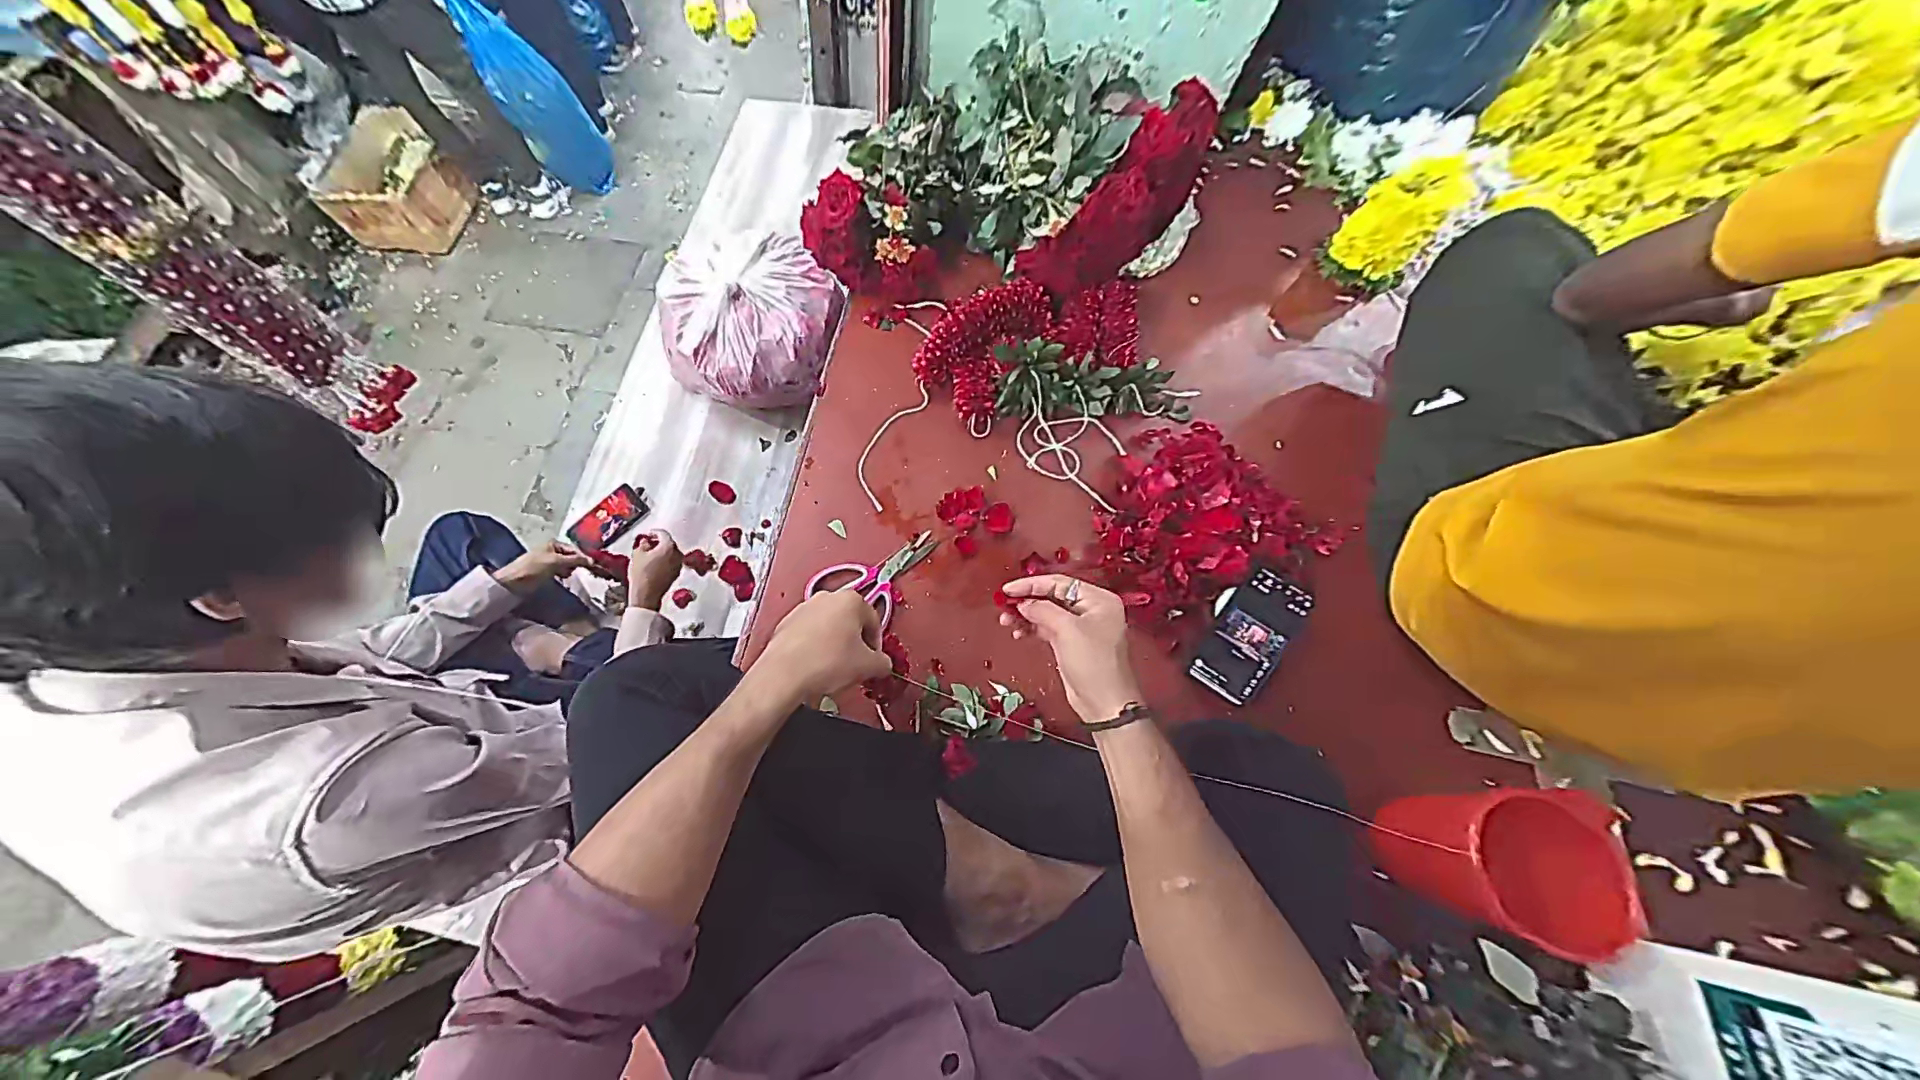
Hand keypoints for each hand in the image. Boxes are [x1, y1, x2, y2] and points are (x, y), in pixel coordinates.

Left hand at [493, 541, 594, 593]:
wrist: (513, 582)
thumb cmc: (534, 568)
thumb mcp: (556, 561)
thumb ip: (575, 560)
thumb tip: (592, 560)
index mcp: (553, 543)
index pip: (575, 549)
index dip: (583, 557)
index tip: (593, 566)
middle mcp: (552, 550)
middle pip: (572, 556)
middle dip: (578, 563)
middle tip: (582, 571)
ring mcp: (549, 561)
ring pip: (567, 564)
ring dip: (571, 570)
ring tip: (570, 575)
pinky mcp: (546, 571)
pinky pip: (561, 571)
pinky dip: (565, 574)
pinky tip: (564, 577)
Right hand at [626, 530, 682, 609]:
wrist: (646, 594)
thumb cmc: (641, 573)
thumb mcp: (637, 554)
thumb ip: (643, 543)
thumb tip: (646, 541)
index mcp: (669, 547)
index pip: (663, 534)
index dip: (654, 532)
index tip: (648, 534)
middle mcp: (677, 554)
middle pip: (669, 543)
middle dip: (659, 542)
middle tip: (648, 543)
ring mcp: (678, 564)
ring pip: (671, 553)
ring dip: (662, 551)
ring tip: (650, 554)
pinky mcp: (677, 573)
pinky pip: (671, 562)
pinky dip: (665, 560)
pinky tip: (655, 563)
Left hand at [750, 589, 891, 706]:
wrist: (784, 674)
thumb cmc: (828, 663)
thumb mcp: (868, 666)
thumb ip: (883, 662)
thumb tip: (882, 664)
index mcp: (851, 599)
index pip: (873, 621)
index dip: (876, 644)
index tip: (873, 660)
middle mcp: (827, 597)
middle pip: (850, 621)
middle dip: (855, 643)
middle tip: (855, 664)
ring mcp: (803, 608)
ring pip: (828, 627)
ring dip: (834, 645)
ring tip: (833, 668)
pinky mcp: (786, 623)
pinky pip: (808, 634)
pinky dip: (814, 647)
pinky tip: (815, 667)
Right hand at [999, 575, 1142, 725]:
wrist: (1104, 703)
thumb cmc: (1095, 665)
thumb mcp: (1068, 631)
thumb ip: (1043, 611)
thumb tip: (1024, 603)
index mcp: (1099, 600)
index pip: (1060, 583)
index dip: (1032, 585)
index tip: (1009, 590)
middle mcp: (1091, 610)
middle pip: (1053, 596)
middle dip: (1027, 600)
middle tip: (1005, 605)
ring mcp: (1081, 627)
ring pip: (1047, 612)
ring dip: (1026, 615)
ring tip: (1006, 620)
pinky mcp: (1071, 643)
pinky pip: (1048, 627)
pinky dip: (1032, 628)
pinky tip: (1018, 631)